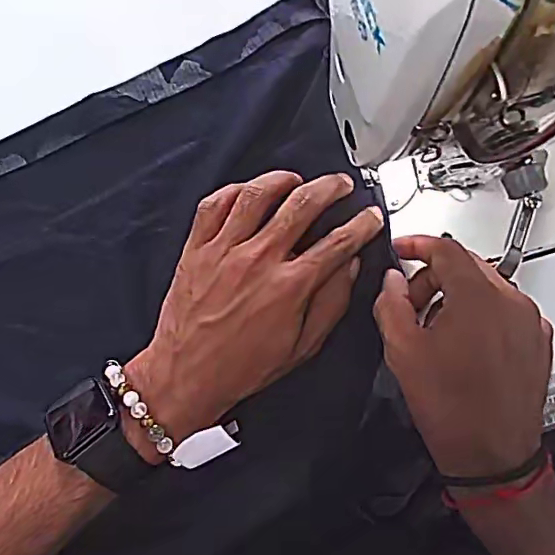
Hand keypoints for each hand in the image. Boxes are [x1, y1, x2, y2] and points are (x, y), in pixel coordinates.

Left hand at [124, 171, 385, 458]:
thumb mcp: (301, 346)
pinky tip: (247, 191)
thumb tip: (349, 269)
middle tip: (340, 185)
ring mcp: (224, 250)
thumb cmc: (240, 367)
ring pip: (257, 194)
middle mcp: (257, 260)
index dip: (361, 224)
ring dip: (283, 178)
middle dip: (331, 188)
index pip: (337, 241)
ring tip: (296, 179)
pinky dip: (234, 190)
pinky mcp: (197, 249)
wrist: (186, 375)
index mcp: (289, 286)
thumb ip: (331, 303)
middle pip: (303, 204)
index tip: (369, 218)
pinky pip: (214, 205)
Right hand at [374, 234, 552, 478]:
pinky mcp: (538, 340)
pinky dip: (481, 315)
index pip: (446, 249)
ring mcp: (529, 321)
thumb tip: (392, 283)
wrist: (492, 454)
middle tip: (410, 301)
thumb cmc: (455, 411)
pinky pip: (505, 311)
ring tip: (434, 331)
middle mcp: (511, 302)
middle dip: (433, 276)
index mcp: (478, 298)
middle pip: (467, 265)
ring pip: (487, 287)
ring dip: (457, 296)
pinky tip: (461, 346)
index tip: (403, 250)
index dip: (417, 245)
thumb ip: (391, 304)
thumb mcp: (402, 351)